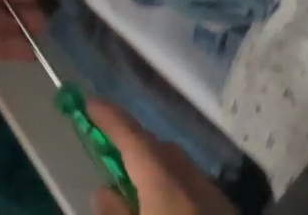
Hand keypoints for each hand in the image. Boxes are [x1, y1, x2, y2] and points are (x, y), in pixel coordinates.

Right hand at [87, 100, 235, 214]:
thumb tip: (104, 192)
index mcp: (164, 183)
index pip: (132, 136)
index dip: (109, 117)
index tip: (89, 103)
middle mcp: (194, 183)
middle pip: (161, 149)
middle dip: (135, 142)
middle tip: (110, 148)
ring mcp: (218, 201)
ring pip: (183, 169)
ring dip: (158, 166)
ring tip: (137, 184)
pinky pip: (200, 191)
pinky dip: (179, 188)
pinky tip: (170, 210)